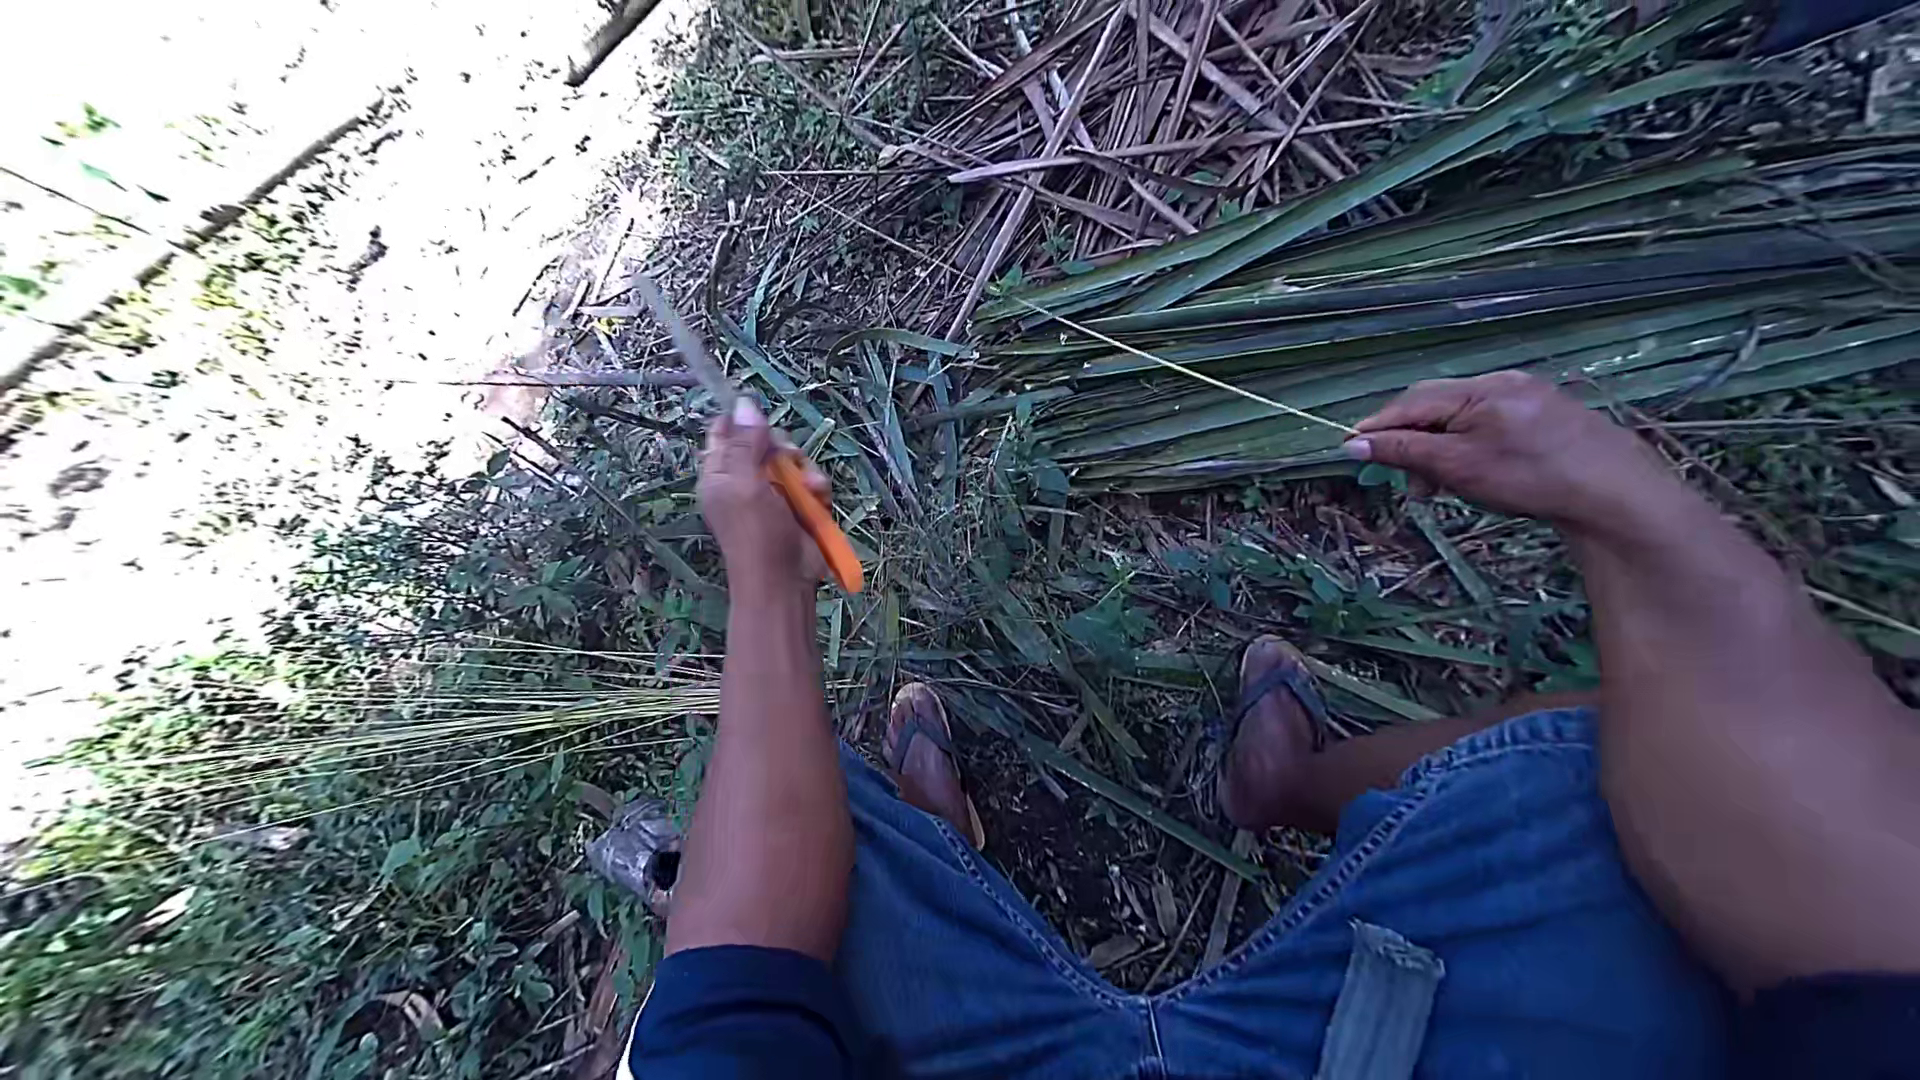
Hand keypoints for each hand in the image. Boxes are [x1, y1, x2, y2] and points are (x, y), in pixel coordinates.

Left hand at [698, 397, 829, 593]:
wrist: (785, 580)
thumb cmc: (757, 534)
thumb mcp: (744, 485)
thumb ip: (745, 444)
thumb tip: (745, 403)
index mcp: (721, 474)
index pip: (726, 432)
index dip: (744, 422)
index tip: (762, 422)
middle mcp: (746, 480)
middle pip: (767, 443)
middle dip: (783, 450)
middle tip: (787, 460)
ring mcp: (775, 493)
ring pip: (794, 462)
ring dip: (805, 473)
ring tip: (809, 490)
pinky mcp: (800, 505)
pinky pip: (812, 483)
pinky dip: (817, 491)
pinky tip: (817, 500)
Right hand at [1344, 371, 1679, 532]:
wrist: (1618, 496)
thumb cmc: (1528, 478)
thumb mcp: (1454, 466)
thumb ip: (1401, 450)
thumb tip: (1352, 444)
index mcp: (1479, 389)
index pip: (1408, 403)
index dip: (1376, 428)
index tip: (1351, 452)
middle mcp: (1501, 382)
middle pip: (1431, 404)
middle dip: (1408, 440)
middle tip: (1407, 481)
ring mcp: (1526, 394)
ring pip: (1457, 415)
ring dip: (1435, 447)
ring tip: (1439, 484)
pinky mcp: (1544, 411)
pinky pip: (1485, 420)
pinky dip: (1463, 444)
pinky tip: (1469, 470)